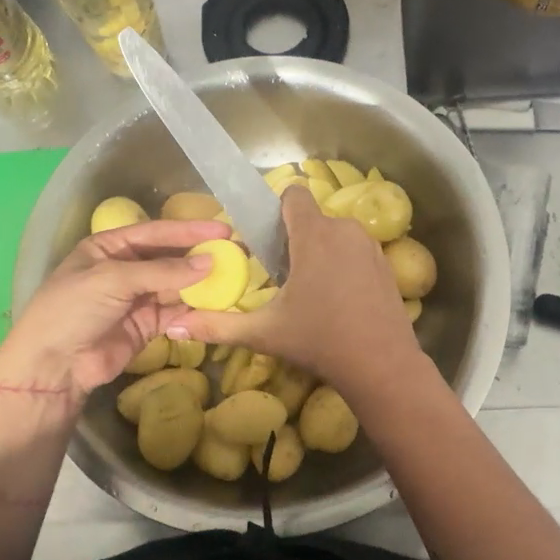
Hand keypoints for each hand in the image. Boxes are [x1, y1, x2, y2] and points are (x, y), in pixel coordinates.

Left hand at [0, 218, 227, 395]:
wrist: (54, 366)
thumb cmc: (73, 310)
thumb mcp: (113, 280)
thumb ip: (162, 271)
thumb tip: (210, 263)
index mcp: (108, 247)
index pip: (155, 232)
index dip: (189, 230)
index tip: (223, 229)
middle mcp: (125, 268)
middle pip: (169, 257)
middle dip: (200, 256)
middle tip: (236, 253)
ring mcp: (136, 298)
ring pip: (176, 285)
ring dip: (201, 283)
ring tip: (235, 278)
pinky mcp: (146, 326)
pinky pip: (175, 312)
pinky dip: (194, 309)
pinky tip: (217, 305)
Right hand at [168, 185, 422, 390]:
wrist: (381, 365)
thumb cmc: (319, 341)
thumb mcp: (264, 333)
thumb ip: (218, 326)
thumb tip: (173, 325)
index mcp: (313, 234)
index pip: (293, 194)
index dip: (276, 210)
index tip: (266, 240)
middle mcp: (344, 230)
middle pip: (311, 219)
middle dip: (295, 239)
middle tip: (281, 277)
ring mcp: (370, 247)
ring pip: (335, 236)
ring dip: (319, 253)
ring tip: (309, 292)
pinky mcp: (386, 265)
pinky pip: (355, 252)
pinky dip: (343, 267)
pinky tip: (336, 301)